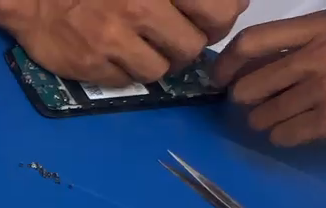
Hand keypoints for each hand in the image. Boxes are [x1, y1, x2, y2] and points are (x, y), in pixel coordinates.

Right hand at [0, 0, 246, 85]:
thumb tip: (236, 3)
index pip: (220, 11)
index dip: (221, 22)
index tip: (209, 22)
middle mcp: (145, 10)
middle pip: (191, 47)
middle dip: (189, 48)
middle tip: (178, 44)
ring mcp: (114, 41)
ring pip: (159, 69)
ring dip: (159, 65)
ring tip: (148, 55)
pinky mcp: (89, 65)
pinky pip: (124, 81)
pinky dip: (127, 75)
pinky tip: (118, 61)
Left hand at [215, 10, 325, 145]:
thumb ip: (294, 49)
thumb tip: (234, 71)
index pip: (251, 41)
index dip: (224, 66)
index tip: (219, 81)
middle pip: (245, 89)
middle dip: (252, 101)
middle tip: (276, 100)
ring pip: (259, 118)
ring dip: (273, 121)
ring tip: (306, 110)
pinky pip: (279, 136)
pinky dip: (290, 135)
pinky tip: (317, 124)